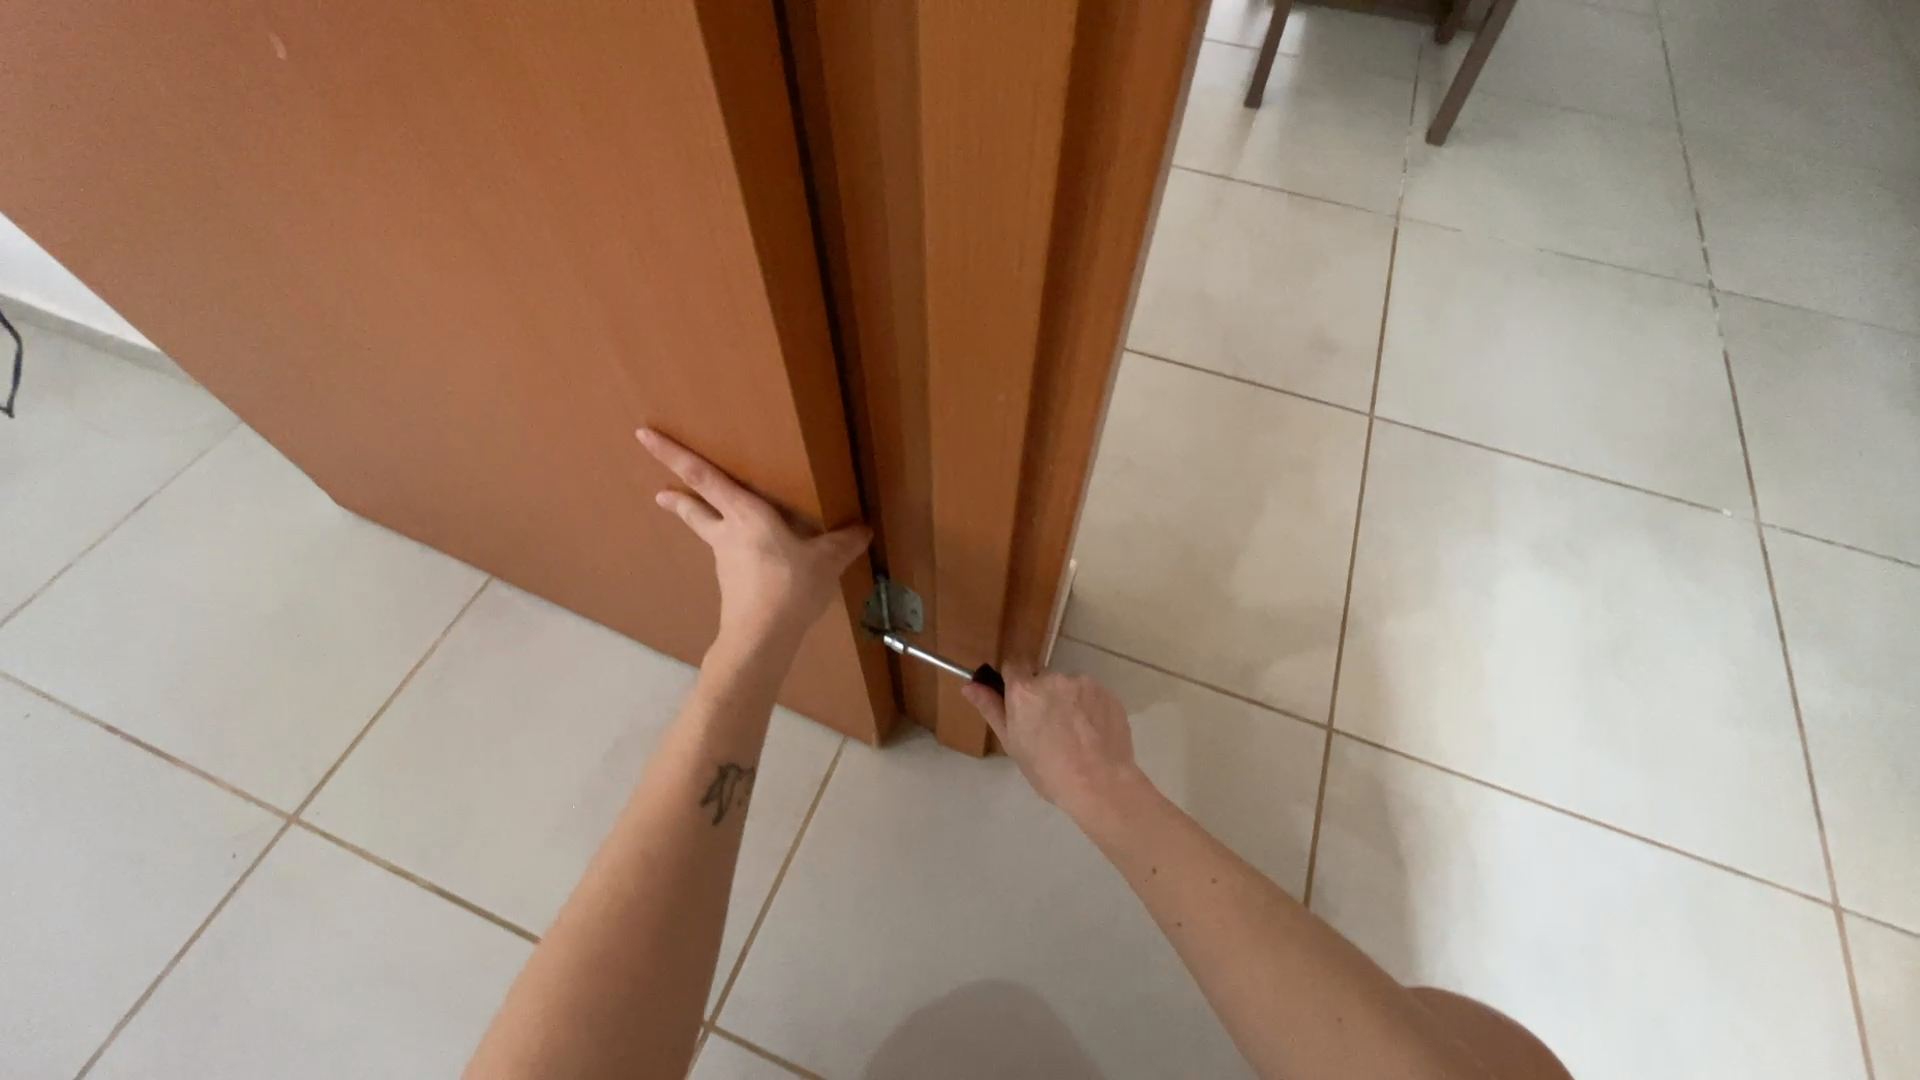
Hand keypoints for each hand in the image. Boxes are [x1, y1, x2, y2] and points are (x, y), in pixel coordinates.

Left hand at [637, 428, 870, 652]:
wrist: (762, 637)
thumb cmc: (789, 586)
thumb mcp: (827, 560)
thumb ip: (845, 541)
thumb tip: (864, 528)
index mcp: (745, 514)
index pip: (702, 476)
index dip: (673, 453)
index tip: (645, 435)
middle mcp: (728, 533)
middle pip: (695, 509)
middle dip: (677, 497)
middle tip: (660, 492)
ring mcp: (725, 561)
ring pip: (710, 534)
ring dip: (703, 524)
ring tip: (711, 522)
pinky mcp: (732, 585)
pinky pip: (731, 559)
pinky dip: (734, 553)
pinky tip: (752, 562)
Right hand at [961, 665, 1143, 820]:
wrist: (1099, 783)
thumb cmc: (1048, 770)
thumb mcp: (1012, 743)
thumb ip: (991, 709)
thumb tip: (969, 686)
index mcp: (1024, 690)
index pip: (1013, 664)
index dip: (1015, 681)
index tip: (1019, 701)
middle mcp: (1052, 678)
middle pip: (1042, 677)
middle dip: (1042, 695)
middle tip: (1048, 727)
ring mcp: (1082, 682)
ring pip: (1068, 686)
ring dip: (1067, 700)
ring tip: (1074, 733)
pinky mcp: (1106, 691)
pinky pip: (1091, 694)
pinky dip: (1089, 707)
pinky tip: (1092, 733)